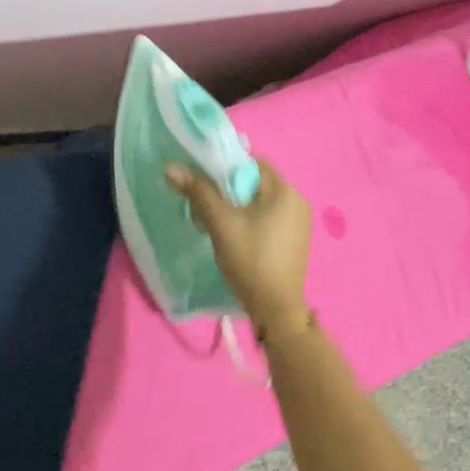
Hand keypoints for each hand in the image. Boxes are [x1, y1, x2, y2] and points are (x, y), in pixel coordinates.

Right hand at [166, 158, 311, 330]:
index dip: (223, 166)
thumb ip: (198, 192)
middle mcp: (297, 199)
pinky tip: (233, 237)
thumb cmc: (250, 260)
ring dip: (235, 206)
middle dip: (226, 189)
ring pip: (259, 201)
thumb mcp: (221, 224)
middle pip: (254, 181)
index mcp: (285, 189)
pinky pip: (267, 217)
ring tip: (214, 223)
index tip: (201, 180)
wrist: (276, 308)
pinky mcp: (294, 239)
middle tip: (203, 206)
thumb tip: (170, 166)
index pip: (251, 161)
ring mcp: (299, 221)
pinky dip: (248, 219)